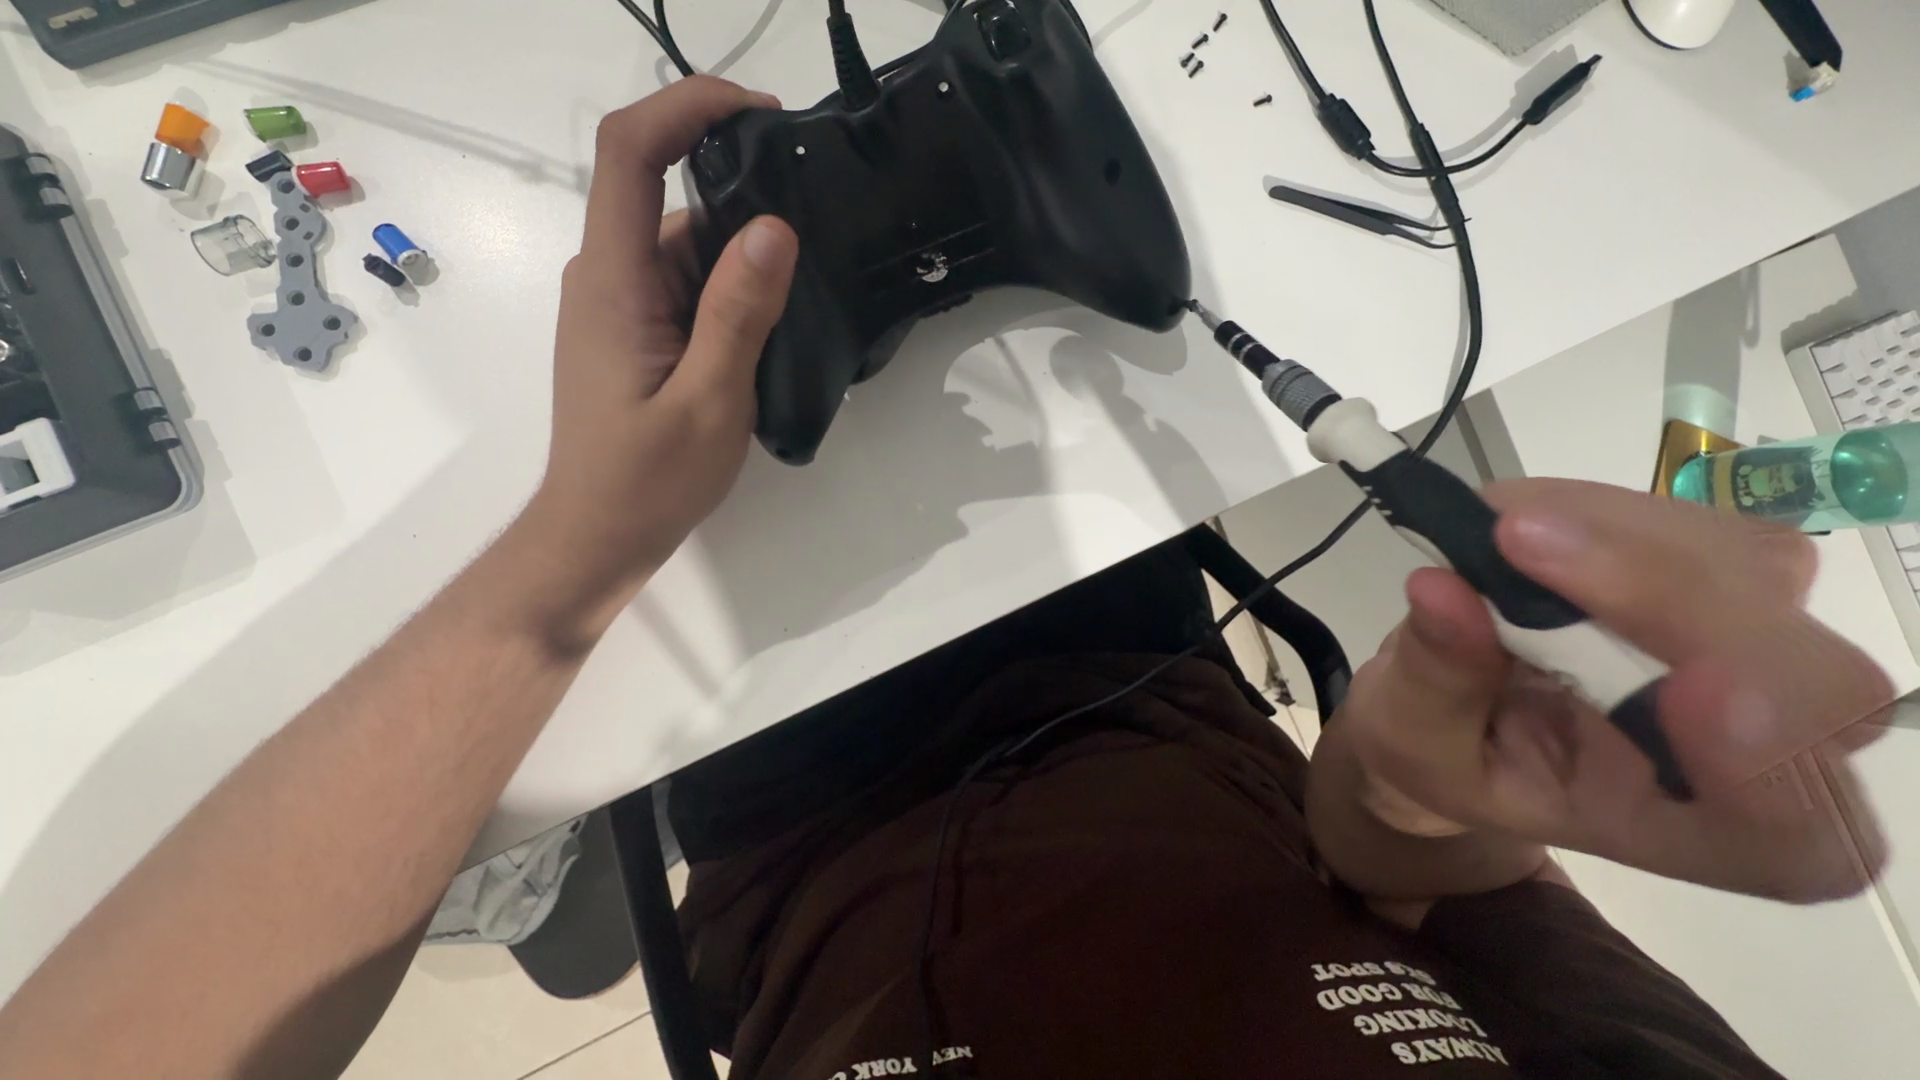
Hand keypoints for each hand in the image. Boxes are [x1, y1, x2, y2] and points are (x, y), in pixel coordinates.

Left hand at [522, 77, 797, 624]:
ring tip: (805, 286)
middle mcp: (607, 276)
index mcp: (614, 280)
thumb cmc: (648, 479)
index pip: (630, 151)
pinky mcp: (633, 330)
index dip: (687, 106)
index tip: (758, 112)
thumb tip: (772, 227)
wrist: (599, 534)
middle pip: (668, 195)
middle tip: (817, 225)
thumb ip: (738, 313)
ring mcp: (618, 303)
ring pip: (682, 244)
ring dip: (740, 253)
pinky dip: (728, 286)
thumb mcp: (709, 400)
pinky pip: (683, 283)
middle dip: (740, 194)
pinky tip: (772, 320)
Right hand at [1328, 479, 1893, 903]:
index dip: (1767, 763)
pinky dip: (1604, 511)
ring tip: (1497, 539)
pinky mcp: (1731, 578)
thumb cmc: (1441, 751)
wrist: (1460, 710)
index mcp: (1691, 829)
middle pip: (1804, 678)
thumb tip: (1439, 588)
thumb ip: (1431, 681)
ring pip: (1753, 574)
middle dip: (1668, 599)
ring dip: (1614, 537)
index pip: (1793, 828)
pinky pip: (1704, 525)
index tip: (1691, 690)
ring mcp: (1761, 652)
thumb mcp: (1408, 738)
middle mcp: (1763, 750)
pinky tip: (1530, 525)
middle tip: (1517, 543)